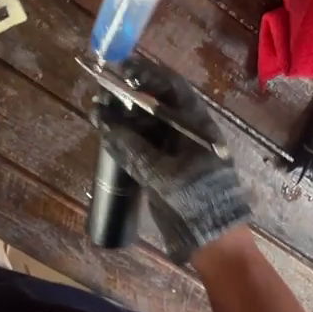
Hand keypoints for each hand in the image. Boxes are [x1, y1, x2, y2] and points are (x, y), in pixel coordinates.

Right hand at [90, 58, 252, 262]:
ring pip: (149, 125)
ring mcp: (179, 150)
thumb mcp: (161, 174)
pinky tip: (108, 136)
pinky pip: (146, 145)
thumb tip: (104, 124)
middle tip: (103, 91)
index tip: (122, 70)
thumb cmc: (196, 202)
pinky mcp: (168, 168)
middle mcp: (189, 132)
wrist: (213, 241)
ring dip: (125, 118)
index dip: (148, 76)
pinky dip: (127, 139)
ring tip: (99, 112)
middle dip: (130, 97)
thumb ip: (132, 148)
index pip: (172, 89)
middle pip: (158, 104)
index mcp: (198, 126)